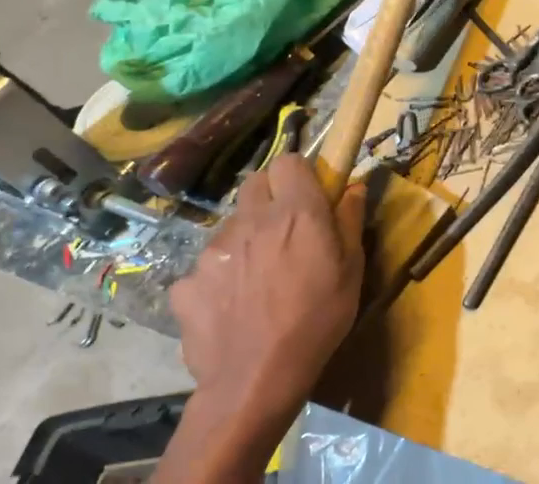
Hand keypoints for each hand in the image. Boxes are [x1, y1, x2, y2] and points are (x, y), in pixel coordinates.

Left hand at [157, 156, 365, 482]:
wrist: (255, 378)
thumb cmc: (319, 317)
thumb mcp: (352, 267)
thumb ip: (349, 218)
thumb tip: (352, 184)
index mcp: (296, 212)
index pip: (288, 161)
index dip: (300, 173)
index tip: (310, 193)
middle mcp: (250, 221)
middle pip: (254, 183)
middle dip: (270, 196)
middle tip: (286, 229)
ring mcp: (211, 252)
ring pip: (230, 224)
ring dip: (246, 236)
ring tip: (259, 274)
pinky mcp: (185, 284)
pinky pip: (205, 266)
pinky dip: (220, 275)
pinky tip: (233, 302)